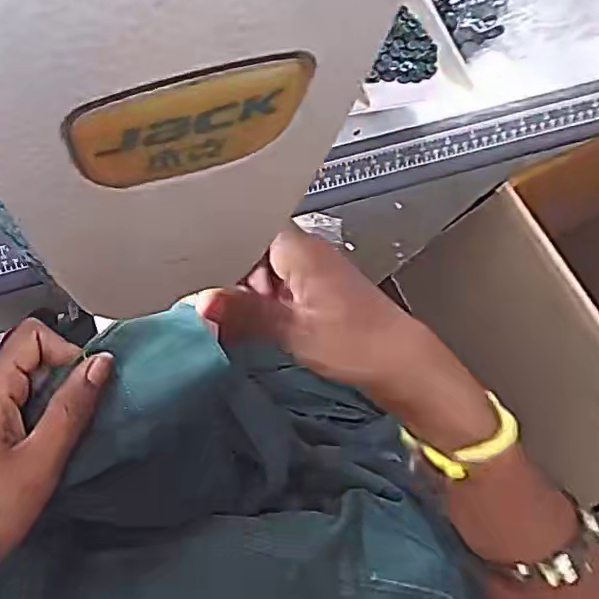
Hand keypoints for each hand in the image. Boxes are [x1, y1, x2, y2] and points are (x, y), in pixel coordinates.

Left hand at [0, 319, 111, 598]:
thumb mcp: (42, 459)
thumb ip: (72, 406)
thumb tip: (100, 362)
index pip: (32, 334)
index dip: (67, 352)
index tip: (87, 388)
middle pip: (25, 357)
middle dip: (59, 381)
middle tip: (73, 425)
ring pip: (18, 384)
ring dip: (45, 404)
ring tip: (52, 446)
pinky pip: (5, 407)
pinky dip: (28, 420)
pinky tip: (33, 456)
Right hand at [194, 224, 496, 448]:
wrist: (402, 367)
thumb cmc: (353, 342)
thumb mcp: (290, 329)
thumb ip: (244, 312)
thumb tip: (199, 302)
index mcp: (298, 247)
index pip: (246, 231)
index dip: (220, 249)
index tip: (195, 268)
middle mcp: (304, 253)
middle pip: (250, 255)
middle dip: (228, 279)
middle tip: (204, 303)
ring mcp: (310, 275)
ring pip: (262, 278)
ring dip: (245, 298)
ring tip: (221, 318)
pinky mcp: (315, 297)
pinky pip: (276, 295)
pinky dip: (262, 309)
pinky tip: (247, 327)